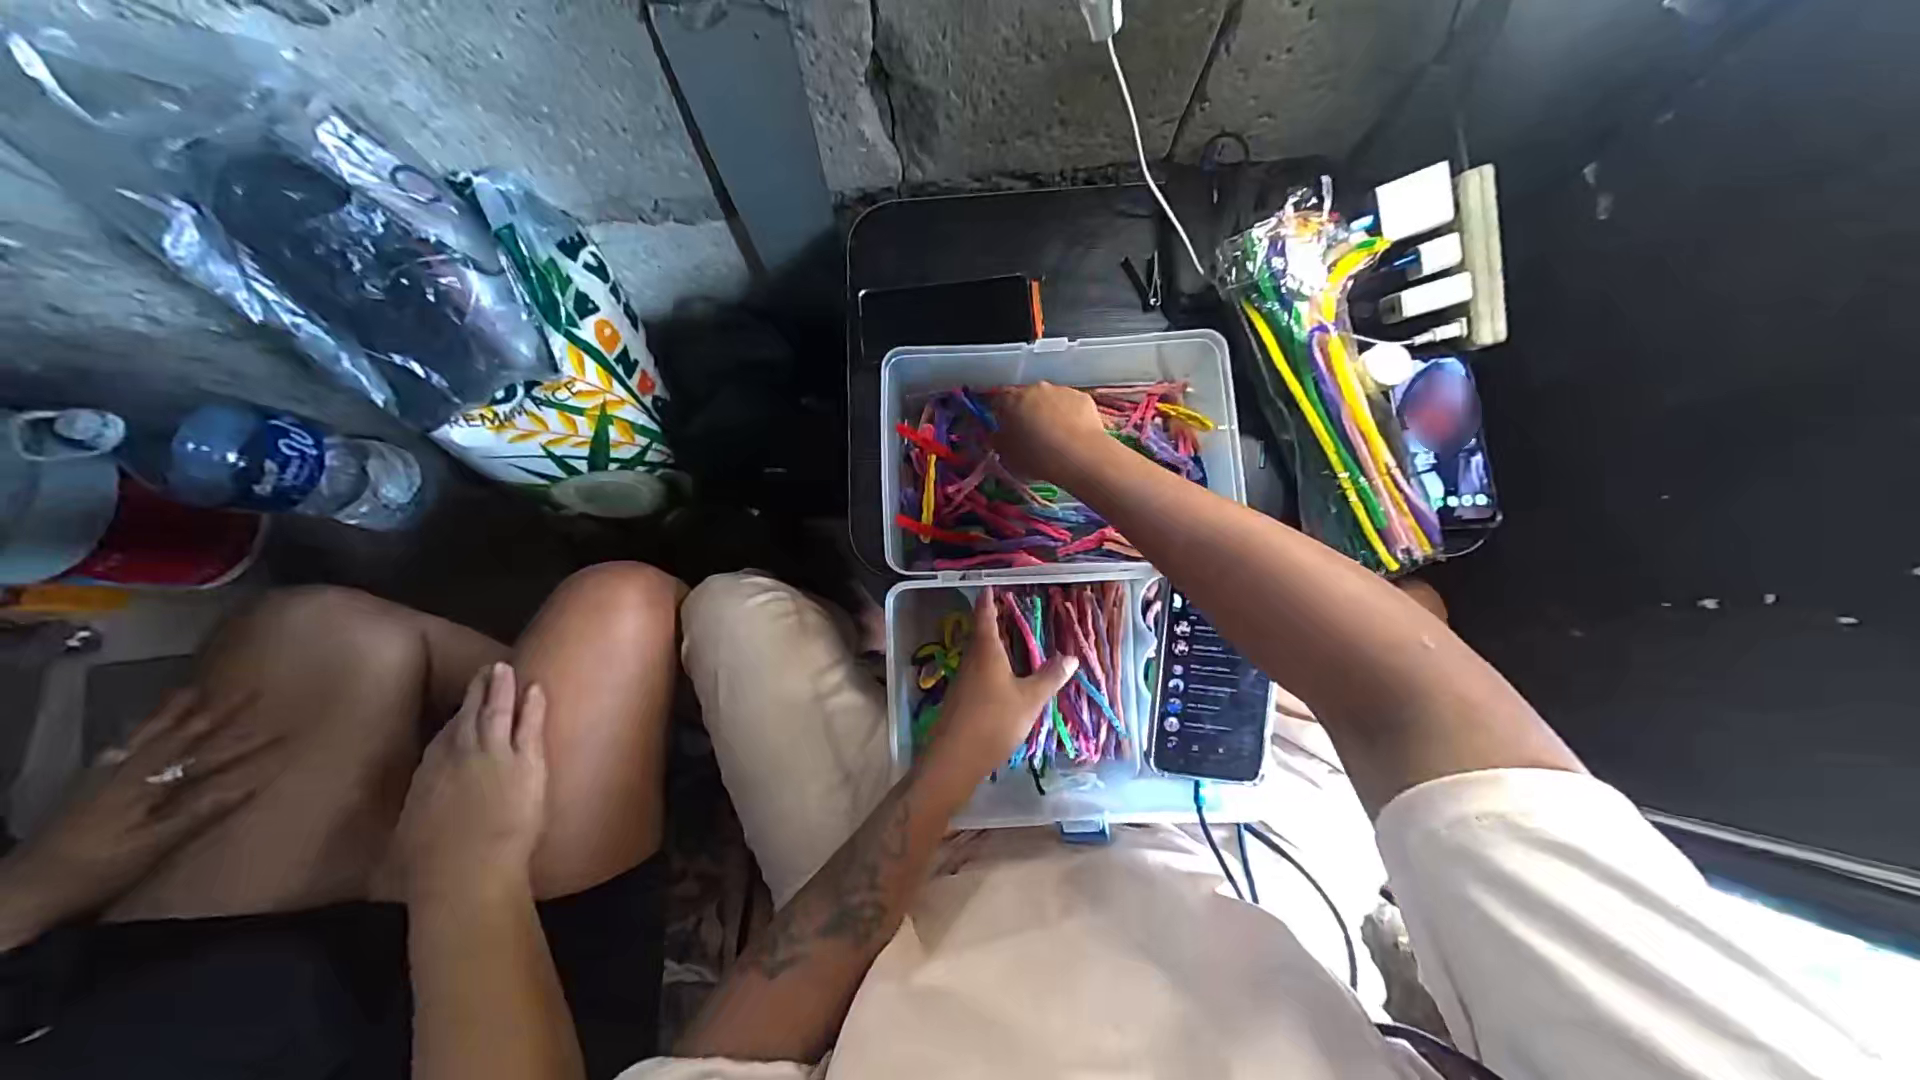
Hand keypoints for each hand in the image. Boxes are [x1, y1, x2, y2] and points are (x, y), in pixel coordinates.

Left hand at [0, 691, 277, 946]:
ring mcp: (103, 781)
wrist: (16, 897)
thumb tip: (250, 784)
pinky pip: (121, 751)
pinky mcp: (88, 791)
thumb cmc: (92, 873)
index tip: (284, 729)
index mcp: (146, 787)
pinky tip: (137, 732)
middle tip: (247, 690)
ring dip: (172, 714)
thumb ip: (197, 814)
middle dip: (215, 713)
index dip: (247, 743)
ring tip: (191, 691)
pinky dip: (137, 734)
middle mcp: (126, 775)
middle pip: (178, 737)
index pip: (208, 757)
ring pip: (146, 738)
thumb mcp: (150, 848)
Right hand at [392, 663, 547, 906]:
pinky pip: (529, 725)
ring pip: (496, 711)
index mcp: (428, 775)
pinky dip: (532, 704)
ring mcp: (493, 755)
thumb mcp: (412, 832)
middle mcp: (457, 757)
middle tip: (486, 671)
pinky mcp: (525, 762)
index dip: (455, 720)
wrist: (465, 872)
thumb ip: (423, 812)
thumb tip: (426, 812)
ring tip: (505, 668)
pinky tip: (537, 688)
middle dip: (477, 691)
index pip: (443, 738)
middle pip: (467, 716)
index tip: (462, 707)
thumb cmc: (432, 868)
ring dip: (501, 687)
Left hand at [925, 587, 1078, 779]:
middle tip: (1014, 608)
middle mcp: (971, 658)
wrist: (953, 759)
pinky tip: (1005, 674)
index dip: (989, 597)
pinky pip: (979, 669)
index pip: (984, 613)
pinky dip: (992, 662)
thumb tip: (1070, 657)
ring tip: (1015, 638)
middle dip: (995, 618)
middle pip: (981, 630)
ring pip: (979, 651)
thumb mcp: (1029, 700)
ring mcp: (964, 678)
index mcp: (986, 650)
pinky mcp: (962, 697)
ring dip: (994, 641)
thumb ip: (1050, 677)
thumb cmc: (993, 722)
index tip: (994, 584)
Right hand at [989, 381, 1110, 479]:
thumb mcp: (1008, 456)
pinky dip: (1070, 415)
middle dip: (1028, 411)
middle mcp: (1035, 388)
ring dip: (1050, 412)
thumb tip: (998, 435)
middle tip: (1032, 433)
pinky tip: (1074, 434)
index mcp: (1011, 401)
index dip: (1002, 414)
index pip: (999, 400)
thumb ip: (999, 441)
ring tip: (1056, 436)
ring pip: (1051, 399)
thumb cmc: (1036, 457)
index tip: (1007, 428)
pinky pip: (1071, 405)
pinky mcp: (1082, 397)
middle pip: (1027, 397)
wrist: (1078, 456)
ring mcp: (1061, 390)